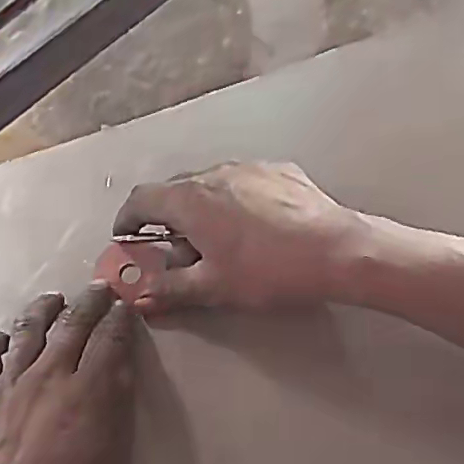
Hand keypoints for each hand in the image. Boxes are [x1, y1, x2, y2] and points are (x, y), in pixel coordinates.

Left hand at [0, 284, 135, 463]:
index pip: (109, 340)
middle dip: (88, 302)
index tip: (126, 306)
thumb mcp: (110, 454)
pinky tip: (3, 337)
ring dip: (44, 309)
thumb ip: (115, 405)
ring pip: (28, 329)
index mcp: (86, 388)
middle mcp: (48, 373)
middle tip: (99, 288)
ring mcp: (11, 380)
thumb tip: (119, 367)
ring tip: (54, 299)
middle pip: (72, 324)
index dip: (120, 320)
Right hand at [113, 161, 368, 313]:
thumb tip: (143, 295)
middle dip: (168, 220)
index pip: (141, 200)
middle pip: (175, 191)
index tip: (127, 236)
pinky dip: (234, 201)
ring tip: (220, 242)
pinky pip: (242, 183)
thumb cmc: (270, 270)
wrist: (336, 250)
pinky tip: (253, 228)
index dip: (128, 219)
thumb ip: (172, 288)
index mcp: (190, 200)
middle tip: (178, 252)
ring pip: (210, 185)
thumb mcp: (214, 287)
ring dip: (202, 209)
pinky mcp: (278, 170)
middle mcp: (214, 173)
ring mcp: (248, 168)